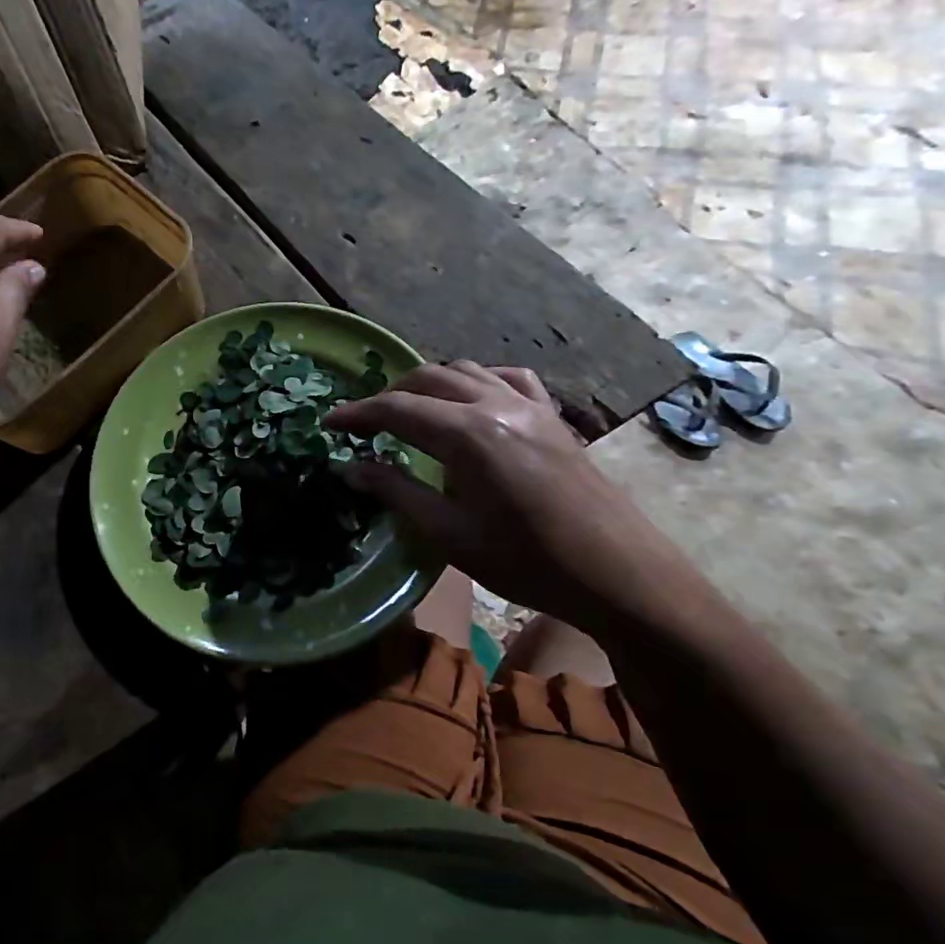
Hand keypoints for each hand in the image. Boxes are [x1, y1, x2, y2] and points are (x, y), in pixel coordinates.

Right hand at [326, 361, 671, 620]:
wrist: (615, 572)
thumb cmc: (527, 561)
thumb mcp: (450, 535)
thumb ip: (397, 492)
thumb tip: (351, 468)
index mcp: (468, 434)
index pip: (398, 409)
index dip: (358, 413)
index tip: (329, 422)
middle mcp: (497, 404)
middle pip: (430, 378)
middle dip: (390, 394)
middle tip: (366, 423)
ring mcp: (531, 405)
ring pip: (468, 371)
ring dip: (430, 384)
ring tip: (410, 411)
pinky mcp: (553, 417)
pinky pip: (509, 379)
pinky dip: (478, 382)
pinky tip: (472, 402)